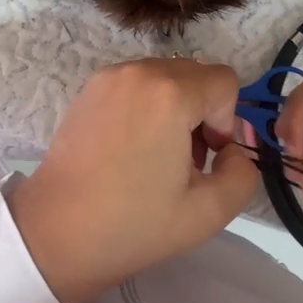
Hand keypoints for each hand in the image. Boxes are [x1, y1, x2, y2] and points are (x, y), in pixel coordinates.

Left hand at [9, 59, 258, 302]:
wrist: (58, 231)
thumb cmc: (134, 223)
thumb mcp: (208, 212)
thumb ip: (243, 173)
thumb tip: (233, 149)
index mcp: (171, 93)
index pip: (225, 80)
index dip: (227, 119)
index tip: (207, 157)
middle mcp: (141, 71)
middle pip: (196, 74)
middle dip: (202, 112)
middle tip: (185, 160)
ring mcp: (111, 75)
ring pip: (166, 76)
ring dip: (175, 106)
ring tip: (156, 155)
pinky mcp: (91, 86)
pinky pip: (137, 82)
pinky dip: (146, 104)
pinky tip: (130, 147)